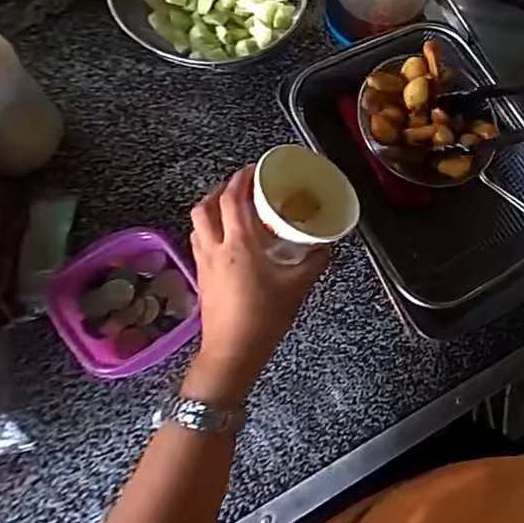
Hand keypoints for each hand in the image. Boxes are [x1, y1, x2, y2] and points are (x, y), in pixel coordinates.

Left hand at [185, 166, 329, 401]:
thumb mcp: (296, 288)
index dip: (240, 179)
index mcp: (238, 245)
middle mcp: (215, 248)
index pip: (232, 199)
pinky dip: (210, 229)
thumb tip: (325, 247)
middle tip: (239, 187)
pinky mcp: (201, 277)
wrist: (232, 352)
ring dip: (211, 208)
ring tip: (231, 208)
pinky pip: (199, 241)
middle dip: (220, 190)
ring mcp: (204, 263)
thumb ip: (314, 263)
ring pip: (198, 223)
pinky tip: (226, 238)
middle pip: (205, 206)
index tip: (252, 169)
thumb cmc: (263, 318)